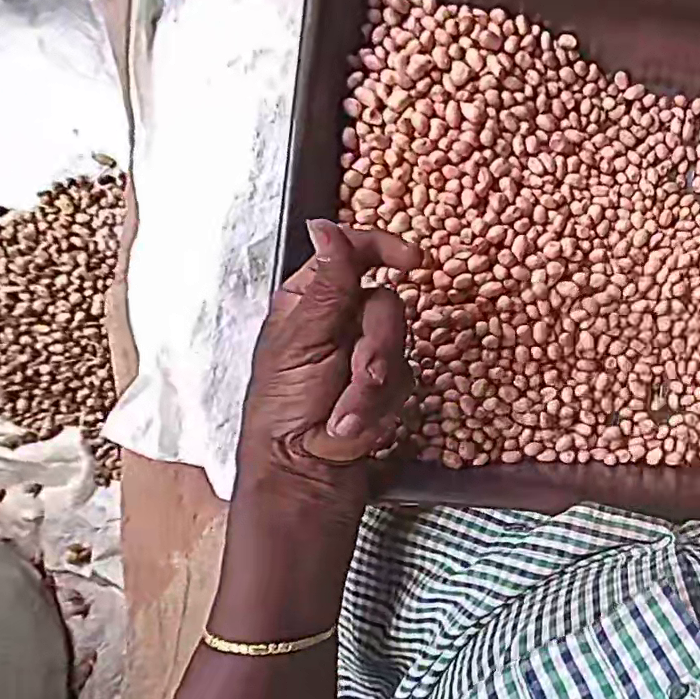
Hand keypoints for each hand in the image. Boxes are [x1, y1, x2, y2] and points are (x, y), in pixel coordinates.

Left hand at [236, 220, 421, 515]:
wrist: (304, 471)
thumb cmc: (285, 407)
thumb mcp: (302, 342)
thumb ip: (327, 286)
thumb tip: (325, 227)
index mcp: (311, 300)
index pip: (353, 255)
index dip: (384, 249)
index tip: (413, 260)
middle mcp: (342, 321)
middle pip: (388, 305)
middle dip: (378, 345)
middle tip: (362, 374)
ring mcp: (366, 353)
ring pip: (400, 346)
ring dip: (375, 385)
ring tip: (347, 415)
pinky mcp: (386, 384)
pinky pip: (405, 380)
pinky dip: (381, 405)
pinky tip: (356, 424)